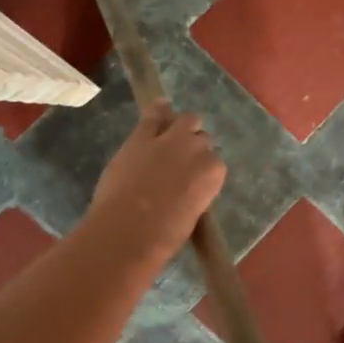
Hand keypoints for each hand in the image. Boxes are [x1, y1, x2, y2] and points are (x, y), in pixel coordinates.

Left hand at [87, 102, 225, 253]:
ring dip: (183, 126)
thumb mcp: (192, 215)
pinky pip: (155, 114)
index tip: (193, 179)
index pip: (215, 163)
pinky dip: (159, 110)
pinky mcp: (143, 137)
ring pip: (187, 120)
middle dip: (194, 147)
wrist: (128, 230)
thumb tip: (187, 189)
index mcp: (214, 173)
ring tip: (174, 135)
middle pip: (202, 139)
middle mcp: (198, 150)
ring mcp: (171, 140)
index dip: (202, 170)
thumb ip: (195, 193)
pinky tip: (160, 107)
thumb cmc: (164, 235)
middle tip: (180, 161)